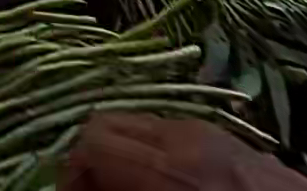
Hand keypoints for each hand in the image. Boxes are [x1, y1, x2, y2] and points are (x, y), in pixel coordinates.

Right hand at [61, 114, 306, 190]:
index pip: (92, 140)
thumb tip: (80, 189)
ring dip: (121, 157)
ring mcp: (215, 134)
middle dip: (89, 161)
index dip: (69, 174)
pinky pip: (173, 132)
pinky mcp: (238, 143)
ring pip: (138, 123)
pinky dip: (154, 157)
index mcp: (174, 170)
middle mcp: (188, 137)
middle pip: (107, 122)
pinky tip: (169, 190)